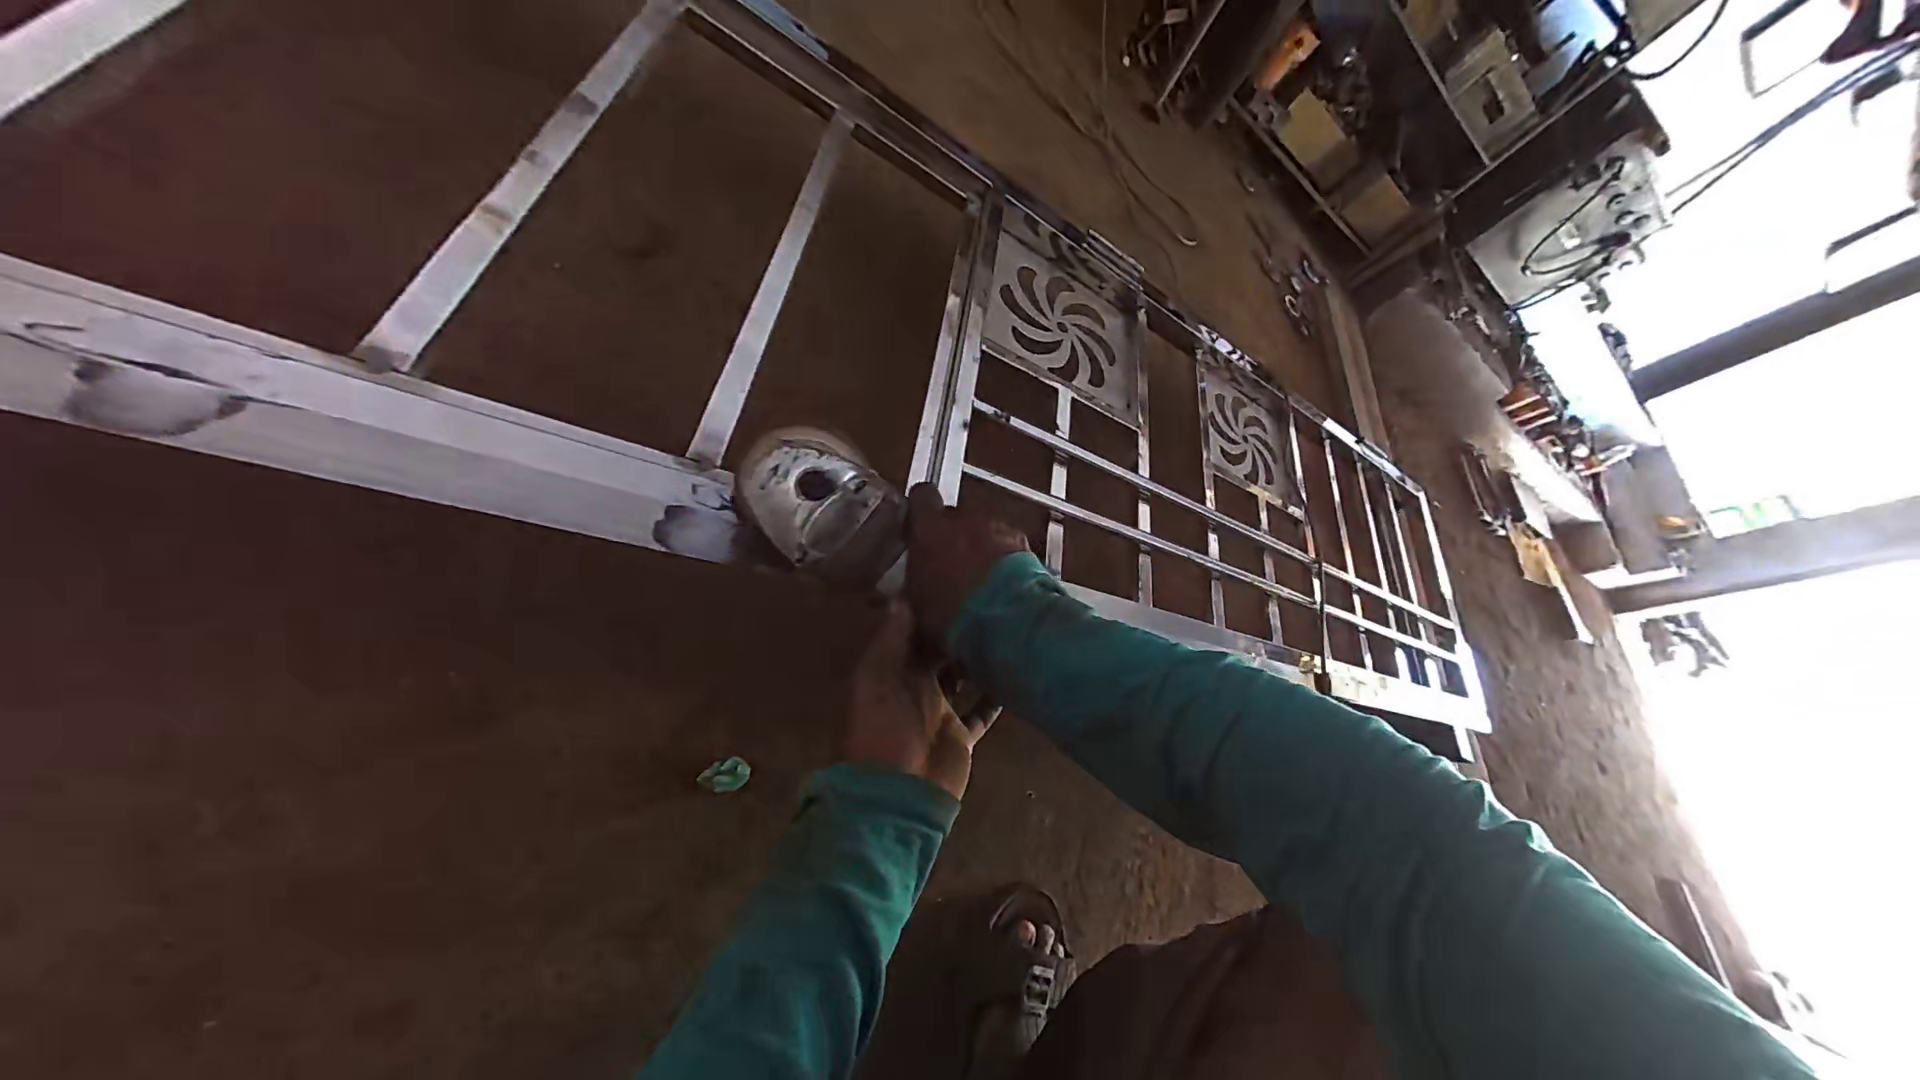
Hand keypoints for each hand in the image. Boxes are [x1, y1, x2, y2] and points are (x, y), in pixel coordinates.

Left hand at [844, 601, 993, 799]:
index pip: (911, 635)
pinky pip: (981, 711)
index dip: (928, 613)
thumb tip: (903, 598)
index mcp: (890, 672)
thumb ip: (890, 641)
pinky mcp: (961, 736)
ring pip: (963, 678)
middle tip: (988, 603)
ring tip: (1005, 631)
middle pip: (939, 654)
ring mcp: (940, 713)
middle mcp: (915, 688)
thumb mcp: (874, 681)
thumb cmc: (879, 732)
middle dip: (957, 632)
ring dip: (978, 660)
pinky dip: (995, 697)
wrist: (893, 798)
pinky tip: (1014, 674)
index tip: (953, 585)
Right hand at [905, 483, 1029, 642]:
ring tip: (980, 576)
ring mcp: (996, 527)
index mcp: (929, 530)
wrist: (1008, 620)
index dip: (922, 507)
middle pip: (955, 512)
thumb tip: (910, 595)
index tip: (920, 523)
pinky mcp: (1022, 541)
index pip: (921, 496)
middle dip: (952, 532)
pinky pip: (1007, 542)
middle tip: (949, 560)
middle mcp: (963, 519)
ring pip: (983, 527)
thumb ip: (914, 588)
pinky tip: (1003, 582)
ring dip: (980, 545)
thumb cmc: (954, 616)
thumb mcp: (918, 608)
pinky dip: (1004, 557)